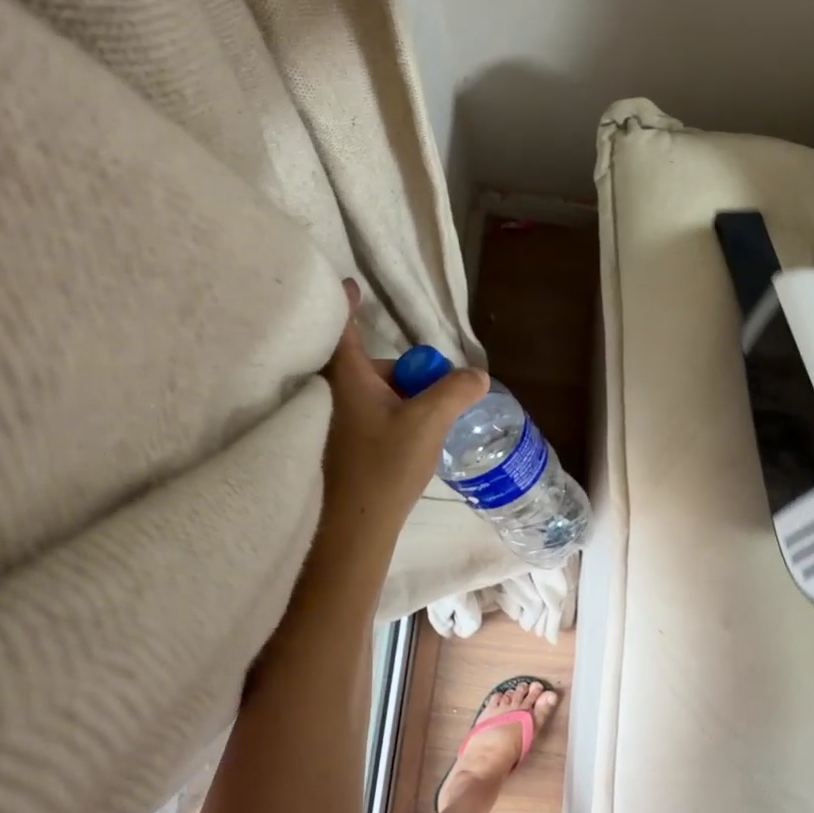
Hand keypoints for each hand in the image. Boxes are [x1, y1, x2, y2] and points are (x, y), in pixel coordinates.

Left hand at [316, 279, 487, 553]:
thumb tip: (477, 375)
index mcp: (348, 379)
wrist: (358, 527)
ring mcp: (337, 423)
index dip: (346, 305)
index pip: (343, 330)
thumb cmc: (385, 466)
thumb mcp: (428, 421)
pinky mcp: (345, 447)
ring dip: (405, 403)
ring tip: (428, 431)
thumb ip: (455, 391)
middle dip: (409, 377)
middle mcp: (336, 395)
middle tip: (436, 400)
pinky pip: (375, 417)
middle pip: (376, 366)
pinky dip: (395, 420)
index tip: (350, 285)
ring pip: (380, 395)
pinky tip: (411, 445)